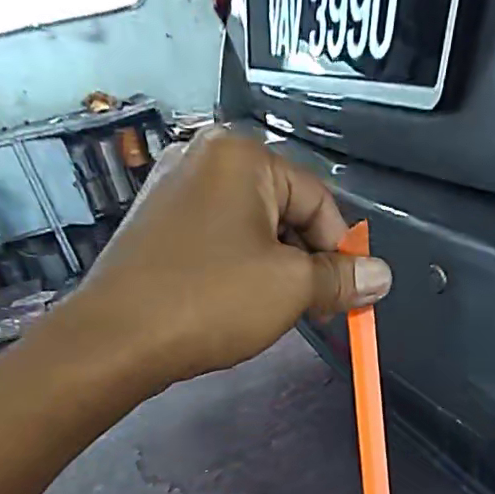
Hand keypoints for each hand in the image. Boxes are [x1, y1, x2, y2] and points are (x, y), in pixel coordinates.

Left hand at [41, 125, 392, 391]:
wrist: (114, 339)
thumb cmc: (207, 301)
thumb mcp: (288, 289)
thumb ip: (340, 279)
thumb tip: (380, 277)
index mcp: (239, 154)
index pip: (317, 198)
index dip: (341, 250)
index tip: (348, 294)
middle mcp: (200, 158)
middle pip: (279, 210)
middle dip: (301, 262)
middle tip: (307, 309)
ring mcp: (168, 192)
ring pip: (243, 230)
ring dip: (266, 271)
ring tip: (264, 312)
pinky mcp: (149, 228)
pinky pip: (209, 243)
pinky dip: (229, 272)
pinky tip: (226, 305)